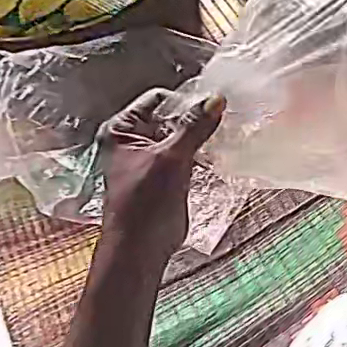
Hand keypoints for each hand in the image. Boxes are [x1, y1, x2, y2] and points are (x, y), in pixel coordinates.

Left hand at [97, 88, 225, 258]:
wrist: (141, 246)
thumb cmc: (144, 202)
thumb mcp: (172, 157)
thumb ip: (194, 127)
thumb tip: (215, 100)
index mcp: (122, 130)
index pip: (157, 100)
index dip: (183, 101)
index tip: (211, 106)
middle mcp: (133, 141)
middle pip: (170, 118)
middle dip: (195, 120)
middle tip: (223, 119)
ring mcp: (151, 159)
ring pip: (181, 138)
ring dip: (201, 138)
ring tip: (225, 136)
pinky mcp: (167, 177)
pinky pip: (187, 156)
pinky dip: (201, 154)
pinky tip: (219, 154)